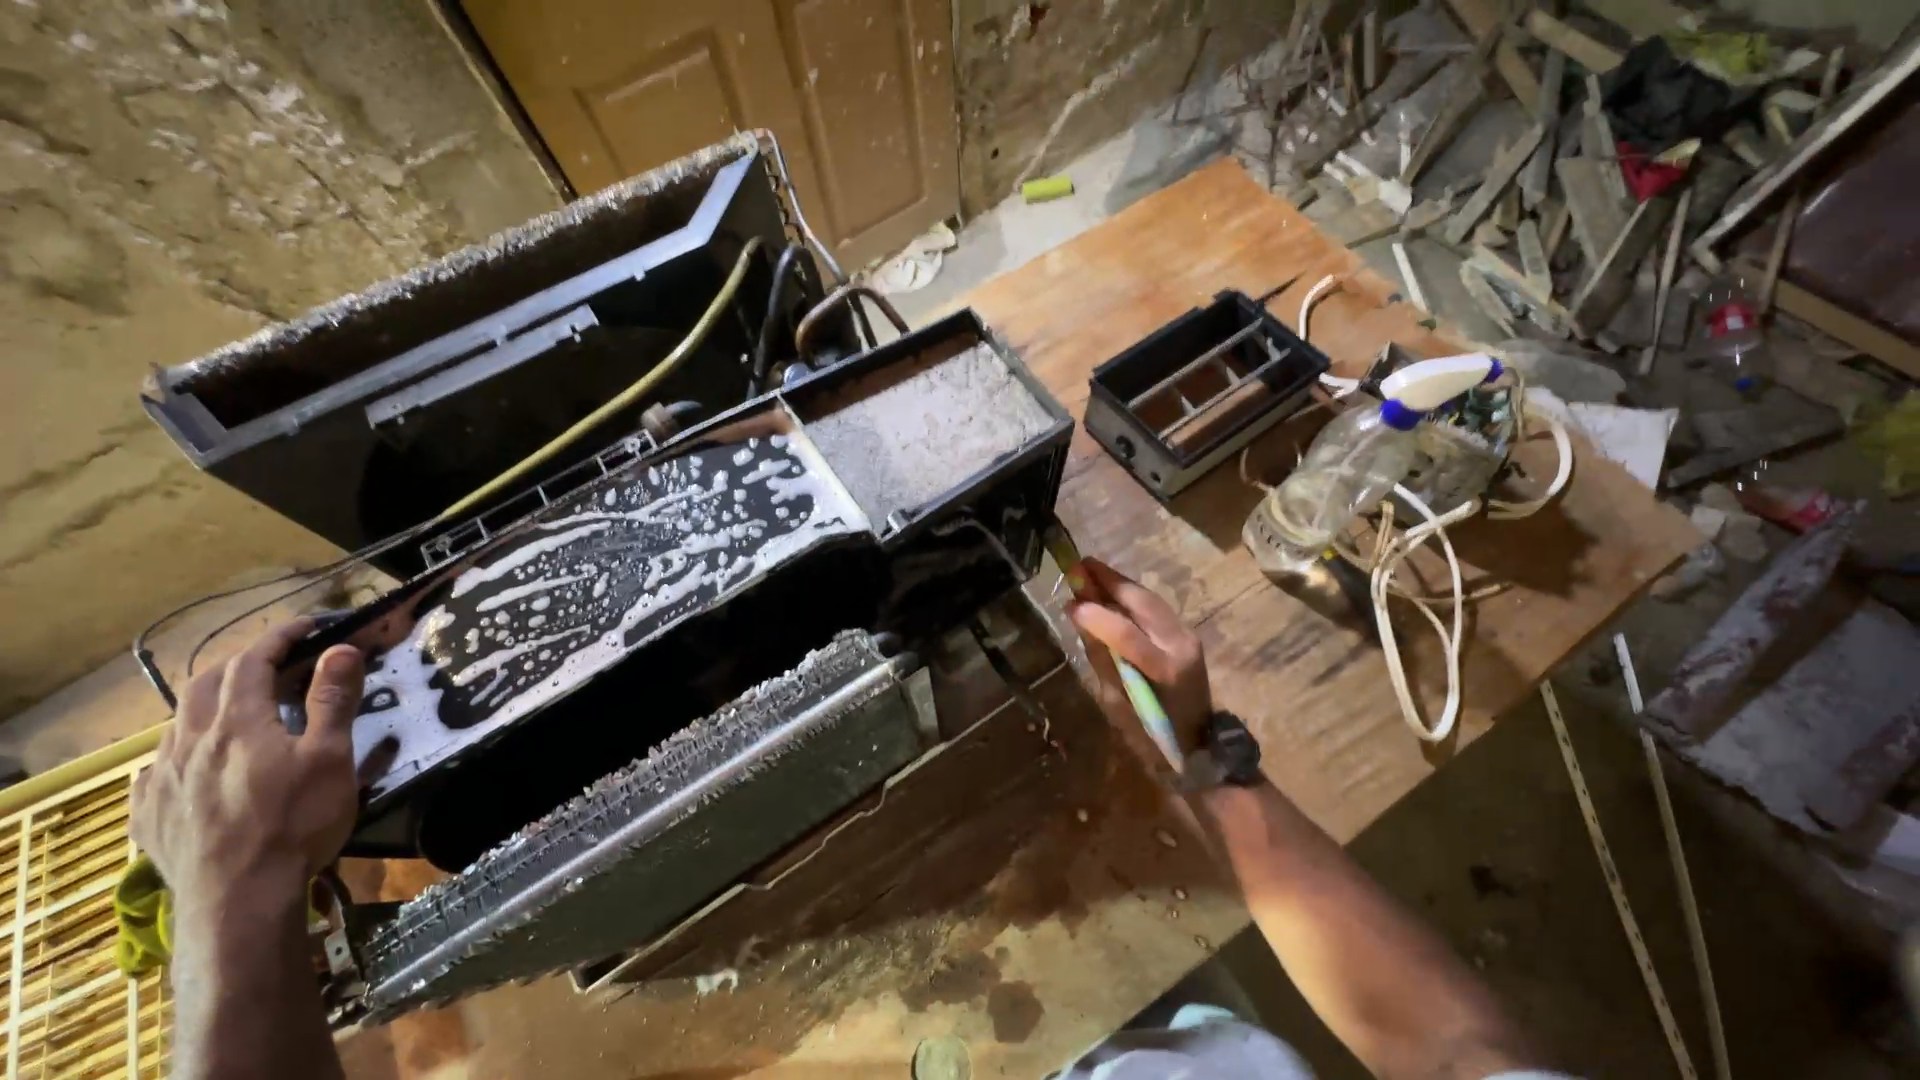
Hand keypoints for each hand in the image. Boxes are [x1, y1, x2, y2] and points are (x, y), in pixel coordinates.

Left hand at [131, 619, 365, 914]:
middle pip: (206, 685)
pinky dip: (181, 750)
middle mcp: (190, 742)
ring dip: (210, 703)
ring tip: (240, 710)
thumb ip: (333, 700)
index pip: (252, 661)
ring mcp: (162, 780)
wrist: (239, 898)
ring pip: (178, 723)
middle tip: (275, 662)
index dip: (280, 637)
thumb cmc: (296, 822)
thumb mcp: (331, 757)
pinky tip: (193, 765)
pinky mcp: (150, 815)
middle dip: (240, 663)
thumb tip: (341, 649)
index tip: (308, 626)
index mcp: (237, 722)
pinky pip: (156, 768)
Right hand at [1064, 559, 1211, 760]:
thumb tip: (1080, 620)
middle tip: (1079, 565)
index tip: (1070, 603)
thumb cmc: (1151, 733)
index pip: (1127, 633)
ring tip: (1089, 570)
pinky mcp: (1186, 633)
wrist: (1197, 741)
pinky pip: (1154, 607)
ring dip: (1119, 583)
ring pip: (1150, 599)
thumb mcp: (1118, 703)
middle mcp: (1181, 645)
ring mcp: (1187, 636)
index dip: (1096, 615)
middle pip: (1144, 602)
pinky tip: (1109, 590)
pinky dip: (1130, 596)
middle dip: (1109, 581)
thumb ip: (1102, 658)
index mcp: (1165, 669)